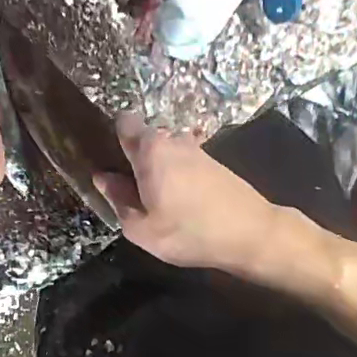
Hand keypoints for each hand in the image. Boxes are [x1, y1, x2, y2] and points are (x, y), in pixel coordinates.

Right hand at [94, 115, 287, 273]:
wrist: (252, 233)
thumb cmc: (190, 232)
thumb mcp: (142, 229)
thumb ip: (119, 199)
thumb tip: (104, 177)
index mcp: (151, 150)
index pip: (123, 122)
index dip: (112, 138)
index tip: (109, 162)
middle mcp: (173, 140)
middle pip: (144, 140)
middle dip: (134, 160)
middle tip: (130, 193)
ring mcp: (196, 150)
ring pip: (165, 153)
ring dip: (157, 171)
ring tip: (157, 202)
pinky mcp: (213, 163)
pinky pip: (182, 163)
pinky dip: (177, 177)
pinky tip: (182, 204)